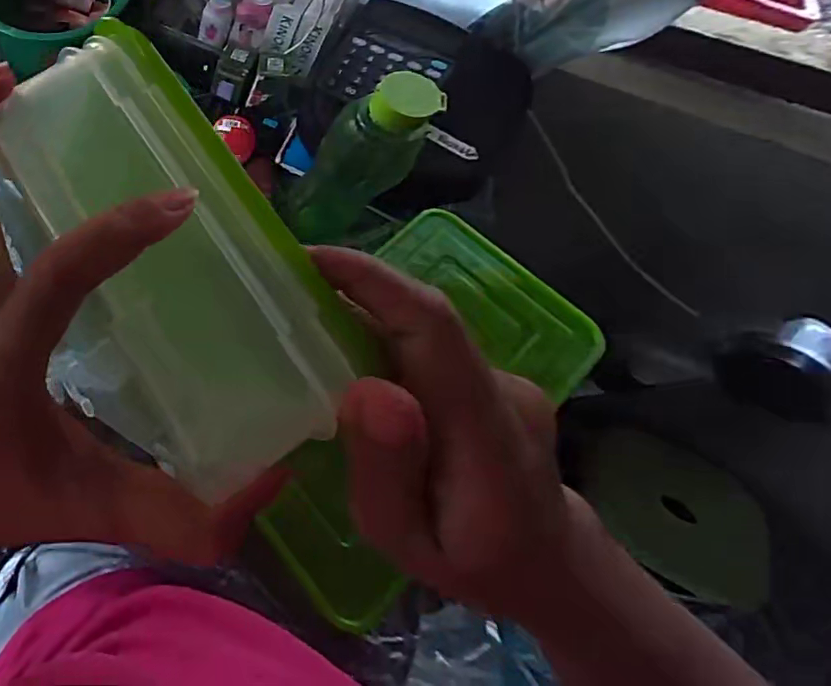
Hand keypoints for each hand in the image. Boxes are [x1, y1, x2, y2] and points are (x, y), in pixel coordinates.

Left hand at [0, 64, 283, 601]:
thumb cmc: (2, 489)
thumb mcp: (89, 510)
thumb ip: (178, 513)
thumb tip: (269, 482)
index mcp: (4, 353)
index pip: (57, 276)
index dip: (116, 235)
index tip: (180, 203)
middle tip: (8, 77)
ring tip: (5, 82)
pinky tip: (9, 134)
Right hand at [313, 246, 591, 622]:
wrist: (552, 572)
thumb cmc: (469, 564)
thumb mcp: (405, 540)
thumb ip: (386, 469)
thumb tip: (367, 388)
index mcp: (484, 425)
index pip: (431, 323)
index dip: (369, 279)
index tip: (305, 259)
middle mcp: (498, 384)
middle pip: (419, 313)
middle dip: (346, 284)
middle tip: (278, 284)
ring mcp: (498, 377)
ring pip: (417, 326)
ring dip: (355, 307)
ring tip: (294, 313)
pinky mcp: (484, 377)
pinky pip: (421, 341)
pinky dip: (372, 331)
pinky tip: (336, 350)